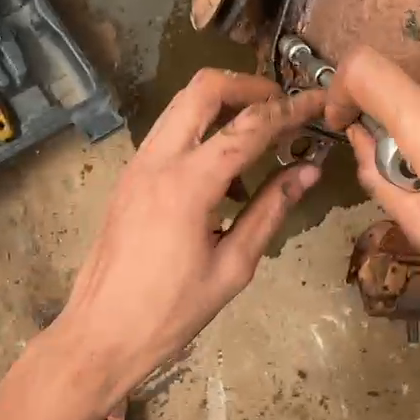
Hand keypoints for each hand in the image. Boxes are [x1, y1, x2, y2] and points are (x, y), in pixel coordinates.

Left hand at [53, 70, 324, 394]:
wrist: (101, 333)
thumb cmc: (171, 311)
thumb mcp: (232, 266)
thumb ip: (270, 211)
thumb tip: (308, 171)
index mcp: (187, 184)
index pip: (249, 125)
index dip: (290, 109)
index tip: (319, 103)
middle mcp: (157, 160)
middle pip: (203, 88)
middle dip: (249, 86)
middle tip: (283, 107)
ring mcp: (136, 164)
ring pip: (181, 105)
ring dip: (223, 106)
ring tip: (260, 140)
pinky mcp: (128, 177)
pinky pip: (169, 133)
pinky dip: (200, 132)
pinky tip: (224, 176)